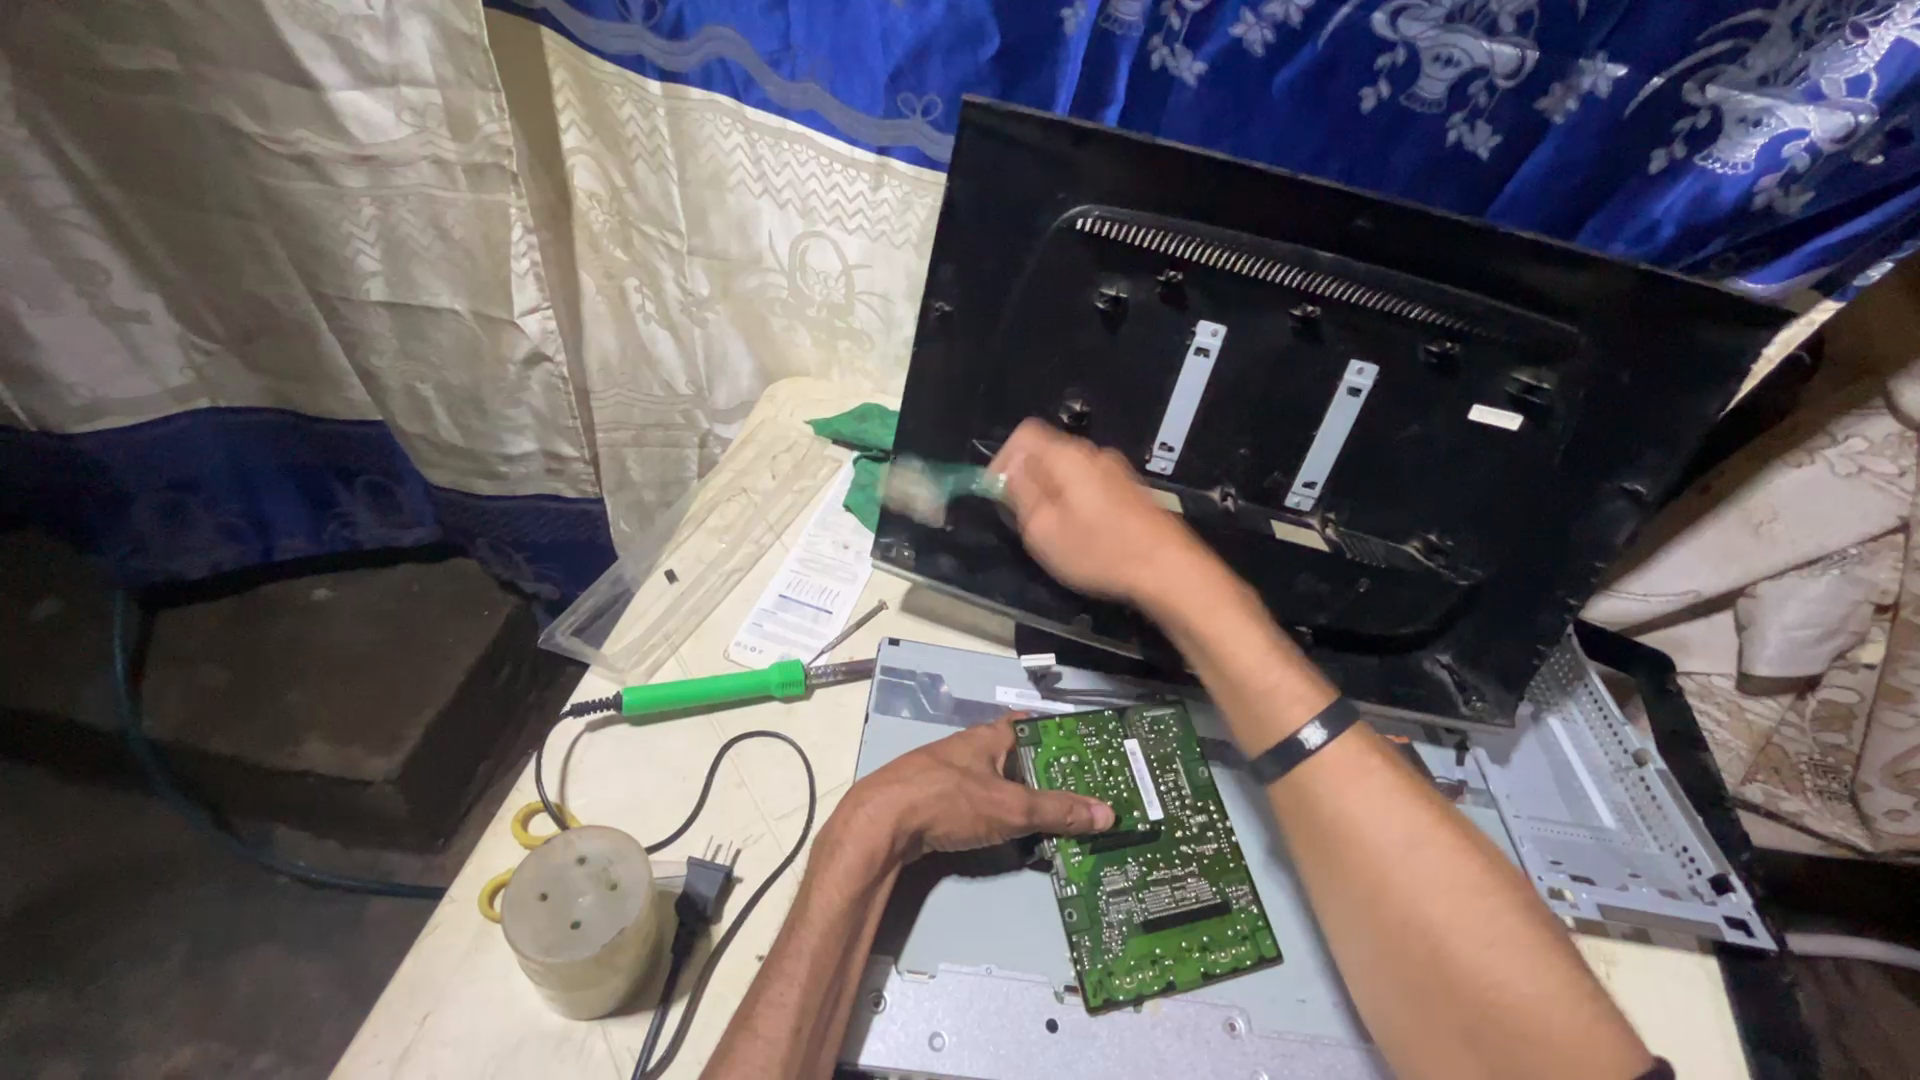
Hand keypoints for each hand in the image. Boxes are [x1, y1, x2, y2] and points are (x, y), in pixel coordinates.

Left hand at [830, 716, 1114, 863]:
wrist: (880, 824)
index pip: (1029, 725)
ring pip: (994, 784)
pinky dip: (996, 818)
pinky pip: (975, 806)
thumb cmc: (948, 800)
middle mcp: (968, 749)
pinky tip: (1010, 837)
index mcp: (988, 737)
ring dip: (1020, 799)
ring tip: (1052, 820)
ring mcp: (947, 776)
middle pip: (1015, 758)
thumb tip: (1108, 813)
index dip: (1056, 734)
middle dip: (1043, 775)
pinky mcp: (933, 802)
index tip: (1084, 750)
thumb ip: (1057, 811)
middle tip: (1078, 795)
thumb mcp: (1011, 807)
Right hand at [988, 418, 1210, 604]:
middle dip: (1027, 481)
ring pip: (1067, 471)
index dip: (1003, 460)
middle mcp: (1093, 454)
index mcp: (1068, 457)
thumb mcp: (1043, 530)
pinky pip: (1088, 485)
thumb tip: (1008, 472)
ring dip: (1050, 495)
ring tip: (1051, 533)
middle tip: (1022, 520)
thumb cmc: (1099, 551)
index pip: (1024, 434)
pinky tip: (1081, 535)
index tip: (997, 495)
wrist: (1168, 569)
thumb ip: (1020, 494)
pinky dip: (1074, 503)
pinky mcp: (1130, 490)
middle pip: (1046, 452)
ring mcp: (1115, 471)